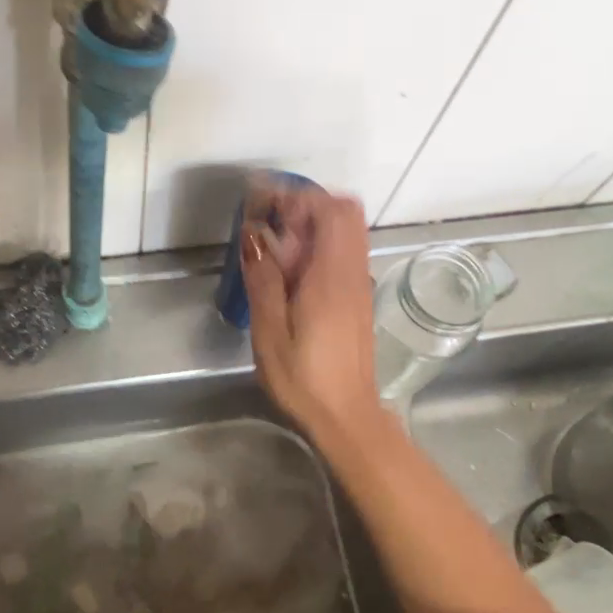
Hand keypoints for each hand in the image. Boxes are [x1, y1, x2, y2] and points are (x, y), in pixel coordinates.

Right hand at [240, 189, 385, 442]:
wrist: (346, 417)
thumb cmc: (304, 380)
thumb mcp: (271, 332)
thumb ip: (263, 279)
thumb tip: (253, 236)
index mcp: (331, 276)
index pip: (328, 209)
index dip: (295, 195)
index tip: (261, 201)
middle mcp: (352, 272)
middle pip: (343, 212)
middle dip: (305, 205)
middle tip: (269, 223)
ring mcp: (358, 286)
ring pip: (345, 232)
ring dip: (312, 226)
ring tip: (276, 249)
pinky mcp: (357, 300)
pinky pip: (343, 254)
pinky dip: (320, 247)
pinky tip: (291, 274)